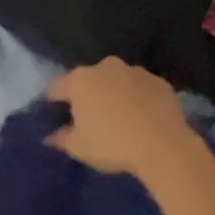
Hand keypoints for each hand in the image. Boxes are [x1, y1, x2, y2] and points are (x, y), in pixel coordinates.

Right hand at [45, 58, 204, 180]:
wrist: (164, 146)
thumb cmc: (112, 145)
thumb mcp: (79, 147)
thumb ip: (60, 138)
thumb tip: (50, 136)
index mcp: (80, 80)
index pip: (56, 88)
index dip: (52, 103)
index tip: (54, 117)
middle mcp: (106, 67)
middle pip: (87, 80)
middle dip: (85, 95)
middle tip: (87, 119)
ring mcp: (135, 71)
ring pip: (115, 81)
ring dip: (112, 94)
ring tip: (117, 118)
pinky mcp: (159, 81)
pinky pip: (139, 88)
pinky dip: (136, 98)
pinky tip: (140, 117)